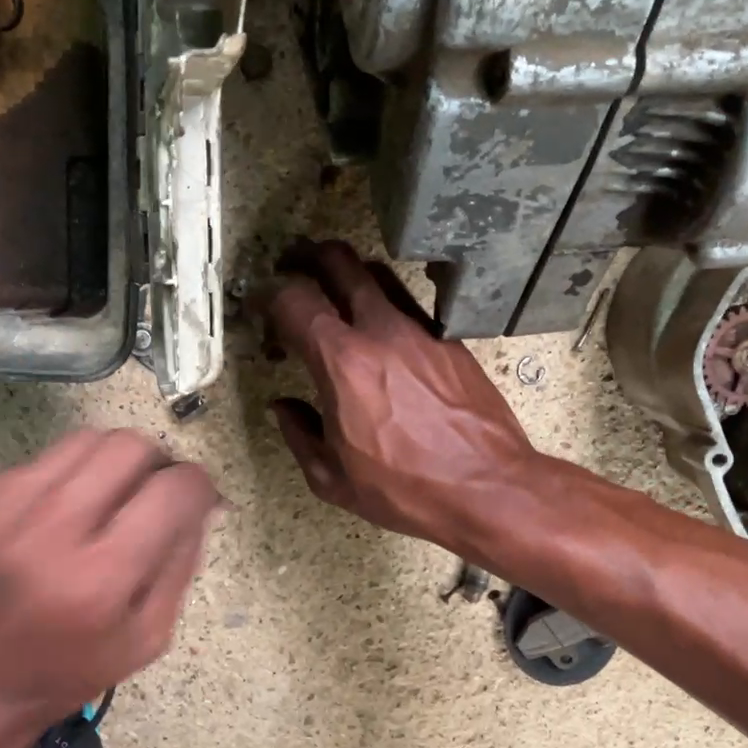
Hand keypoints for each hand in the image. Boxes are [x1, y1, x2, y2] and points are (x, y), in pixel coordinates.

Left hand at [0, 430, 221, 737]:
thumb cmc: (62, 675)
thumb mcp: (145, 640)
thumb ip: (181, 562)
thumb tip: (203, 502)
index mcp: (100, 578)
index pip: (174, 490)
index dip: (197, 487)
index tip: (193, 499)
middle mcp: (49, 531)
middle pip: (129, 447)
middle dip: (155, 464)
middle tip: (149, 494)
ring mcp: (0, 507)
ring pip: (83, 440)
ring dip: (108, 465)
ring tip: (103, 501)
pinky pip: (37, 463)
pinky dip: (59, 482)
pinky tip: (51, 520)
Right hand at [261, 240, 535, 553]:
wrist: (487, 487)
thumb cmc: (406, 489)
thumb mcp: (332, 477)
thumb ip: (298, 433)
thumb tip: (284, 407)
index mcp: (342, 364)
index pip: (294, 300)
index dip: (268, 297)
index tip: (261, 310)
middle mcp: (381, 332)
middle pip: (338, 262)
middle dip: (307, 257)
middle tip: (291, 269)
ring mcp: (420, 330)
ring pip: (377, 273)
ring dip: (347, 273)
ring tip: (333, 291)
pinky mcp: (449, 338)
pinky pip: (407, 301)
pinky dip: (382, 300)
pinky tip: (376, 327)